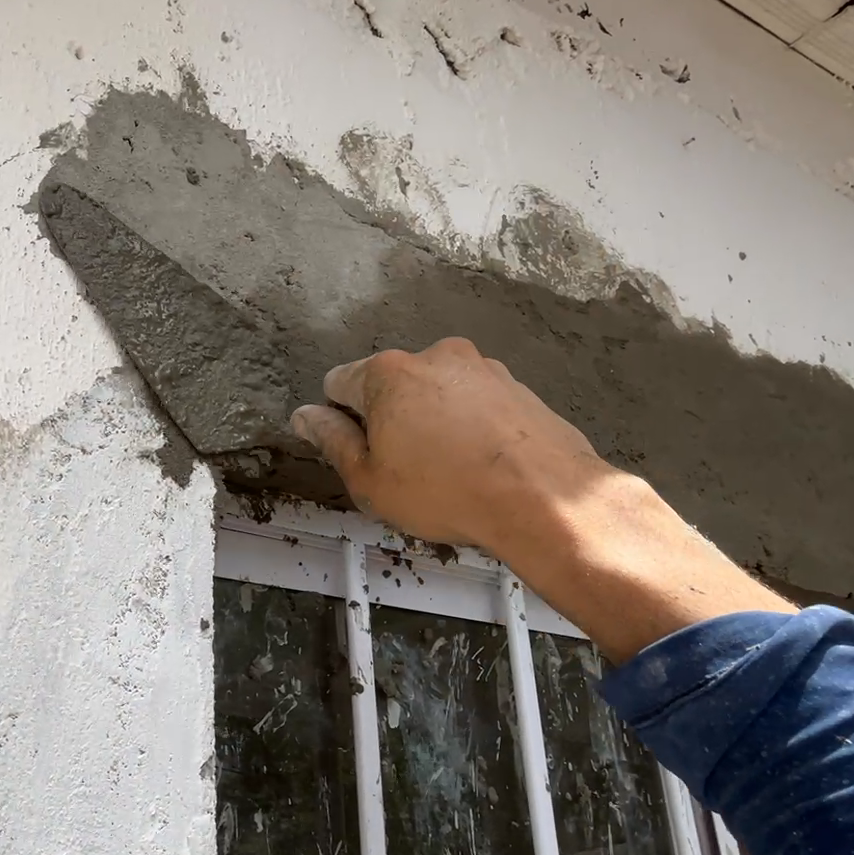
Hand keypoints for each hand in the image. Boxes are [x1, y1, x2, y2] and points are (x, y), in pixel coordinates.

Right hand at [291, 337, 792, 662]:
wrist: (547, 498)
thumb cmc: (443, 491)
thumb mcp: (368, 479)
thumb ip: (331, 440)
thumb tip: (306, 415)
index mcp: (387, 373)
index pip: (337, 384)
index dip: (338, 421)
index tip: (357, 455)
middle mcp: (434, 356)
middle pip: (389, 385)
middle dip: (386, 419)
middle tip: (400, 469)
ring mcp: (483, 368)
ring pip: (434, 393)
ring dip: (429, 422)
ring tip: (446, 471)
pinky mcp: (519, 387)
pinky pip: (474, 403)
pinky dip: (468, 426)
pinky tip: (480, 465)